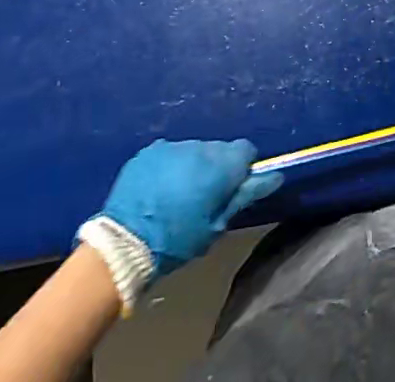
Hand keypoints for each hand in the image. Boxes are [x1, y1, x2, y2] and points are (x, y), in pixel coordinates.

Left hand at [96, 139, 282, 276]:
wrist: (120, 247)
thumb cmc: (176, 241)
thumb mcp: (217, 225)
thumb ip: (246, 196)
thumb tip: (274, 176)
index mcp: (220, 164)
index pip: (246, 150)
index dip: (242, 168)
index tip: (231, 189)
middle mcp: (200, 147)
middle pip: (220, 149)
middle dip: (217, 167)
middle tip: (203, 196)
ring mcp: (172, 147)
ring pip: (195, 151)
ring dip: (193, 166)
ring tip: (177, 194)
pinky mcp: (148, 152)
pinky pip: (169, 154)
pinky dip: (170, 166)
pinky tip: (158, 189)